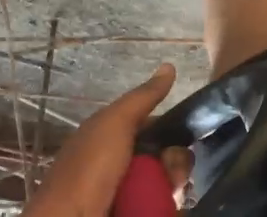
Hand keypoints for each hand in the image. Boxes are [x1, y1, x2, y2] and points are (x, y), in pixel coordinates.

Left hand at [24, 64, 191, 216]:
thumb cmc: (88, 172)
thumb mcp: (114, 124)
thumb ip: (143, 98)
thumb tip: (169, 65)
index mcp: (112, 141)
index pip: (154, 128)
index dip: (169, 132)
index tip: (178, 140)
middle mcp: (120, 167)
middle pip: (165, 156)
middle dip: (175, 163)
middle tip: (171, 175)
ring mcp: (126, 196)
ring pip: (168, 183)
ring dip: (175, 186)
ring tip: (169, 194)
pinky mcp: (133, 213)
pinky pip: (163, 206)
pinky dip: (169, 206)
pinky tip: (169, 205)